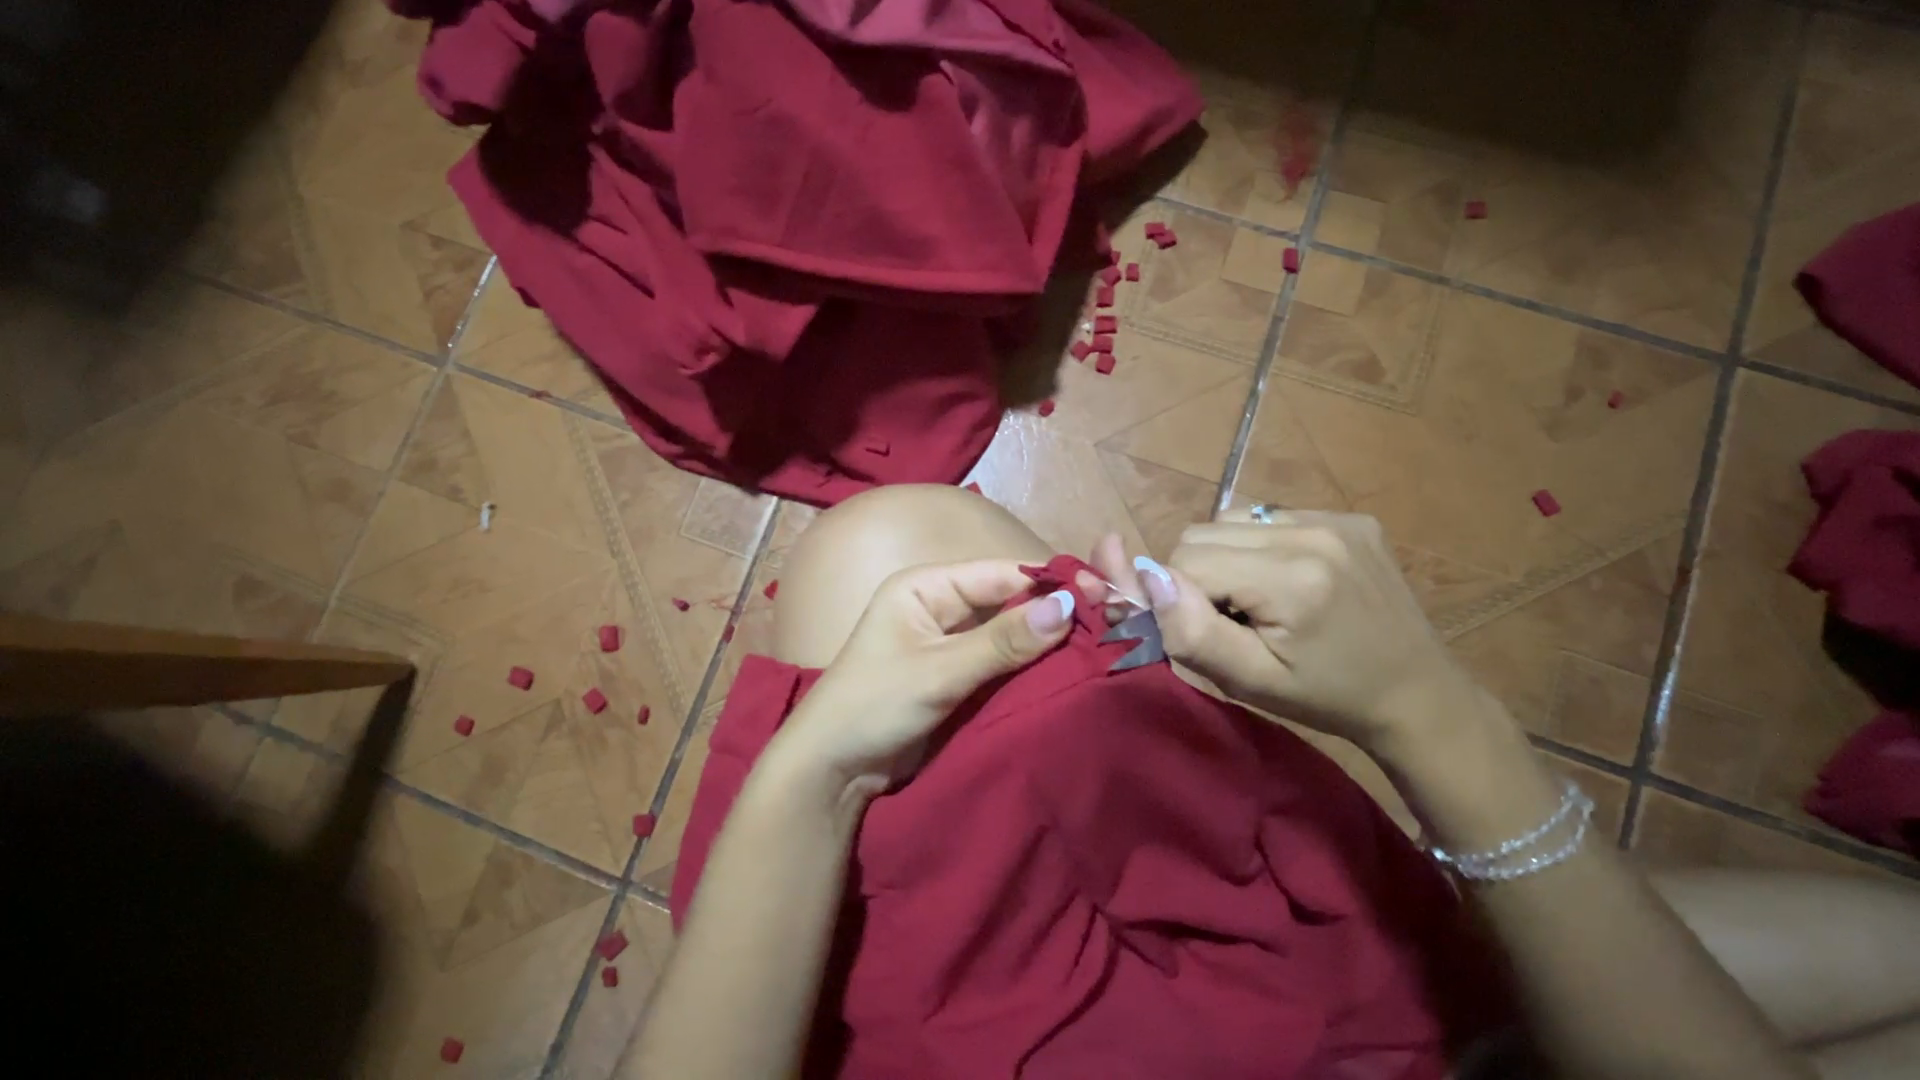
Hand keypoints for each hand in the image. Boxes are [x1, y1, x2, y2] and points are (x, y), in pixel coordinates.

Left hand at [768, 560, 1074, 802]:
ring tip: (1103, 644)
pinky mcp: (958, 677)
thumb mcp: (939, 671)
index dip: (1052, 583)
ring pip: (1010, 633)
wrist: (833, 769)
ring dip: (1047, 640)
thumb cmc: (874, 705)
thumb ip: (1003, 642)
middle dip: (1055, 610)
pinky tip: (1069, 670)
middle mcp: (941, 606)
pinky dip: (1031, 666)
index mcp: (926, 586)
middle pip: (1009, 601)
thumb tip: (1069, 606)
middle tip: (1113, 621)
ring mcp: (950, 643)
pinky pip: (1003, 663)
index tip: (1104, 594)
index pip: (1001, 574)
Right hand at [1083, 512, 1486, 752]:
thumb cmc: (1326, 697)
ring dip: (1226, 557)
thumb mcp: (1251, 682)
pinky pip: (1271, 518)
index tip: (1208, 632)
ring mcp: (1335, 518)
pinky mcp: (1350, 517)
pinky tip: (1289, 583)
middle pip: (1203, 533)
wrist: (1415, 692)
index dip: (1181, 598)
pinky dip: (1261, 548)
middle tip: (1231, 620)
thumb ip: (1193, 632)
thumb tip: (1149, 578)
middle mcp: (1311, 531)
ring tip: (1258, 600)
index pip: (1186, 560)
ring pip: (1231, 520)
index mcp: (1290, 577)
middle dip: (1199, 575)